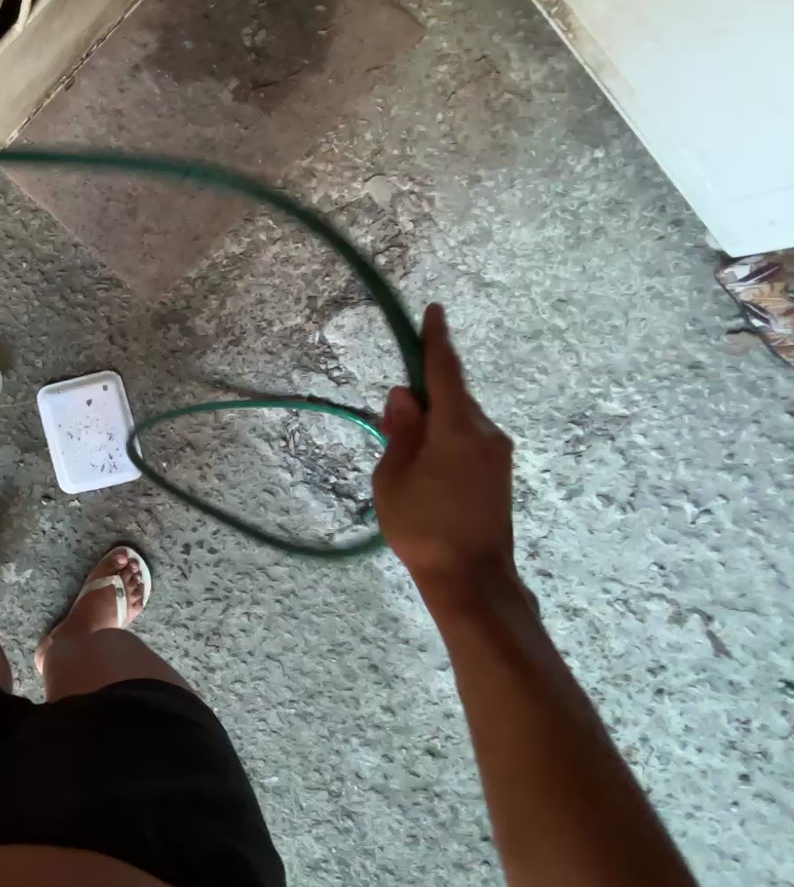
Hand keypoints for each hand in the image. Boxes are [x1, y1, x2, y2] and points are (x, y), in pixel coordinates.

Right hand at [374, 305, 519, 598]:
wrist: (470, 575)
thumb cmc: (421, 523)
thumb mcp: (393, 475)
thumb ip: (400, 431)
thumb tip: (405, 395)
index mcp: (459, 429)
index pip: (446, 374)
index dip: (436, 341)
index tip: (434, 311)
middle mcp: (486, 433)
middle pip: (452, 397)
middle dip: (422, 392)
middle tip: (390, 408)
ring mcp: (496, 454)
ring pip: (458, 419)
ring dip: (430, 419)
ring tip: (398, 445)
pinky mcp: (496, 472)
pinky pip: (464, 438)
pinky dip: (440, 436)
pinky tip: (419, 458)